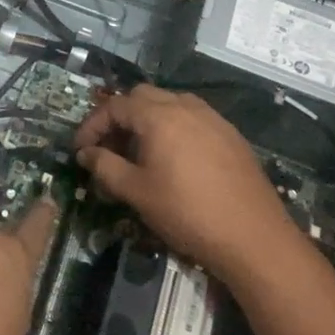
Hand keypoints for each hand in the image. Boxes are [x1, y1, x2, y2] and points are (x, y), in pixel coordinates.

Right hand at [74, 85, 302, 284]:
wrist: (254, 237)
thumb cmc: (187, 212)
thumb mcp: (136, 192)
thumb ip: (105, 167)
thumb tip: (86, 154)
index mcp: (159, 116)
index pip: (115, 106)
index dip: (92, 125)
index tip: (80, 150)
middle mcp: (186, 107)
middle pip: (142, 97)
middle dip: (120, 117)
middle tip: (109, 147)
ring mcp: (213, 120)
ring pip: (171, 104)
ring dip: (148, 120)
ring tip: (139, 152)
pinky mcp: (232, 137)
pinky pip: (194, 119)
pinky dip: (174, 129)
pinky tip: (174, 160)